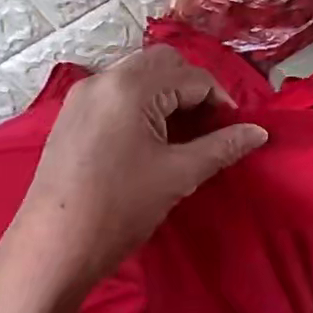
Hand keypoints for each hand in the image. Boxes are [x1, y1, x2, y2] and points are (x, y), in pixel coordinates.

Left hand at [2, 47, 268, 291]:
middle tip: (210, 127)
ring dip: (169, 95)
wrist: (53, 247)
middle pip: (164, 64)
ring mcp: (82, 96)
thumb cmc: (121, 207)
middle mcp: (103, 80)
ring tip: (184, 136)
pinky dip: (143, 104)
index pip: (193, 77)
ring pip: (139, 76)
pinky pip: (118, 93)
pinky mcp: (71, 116)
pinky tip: (152, 140)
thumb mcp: (180, 175)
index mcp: (131, 88)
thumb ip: (223, 146)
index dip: (222, 101)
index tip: (236, 130)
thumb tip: (259, 132)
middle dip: (194, 89)